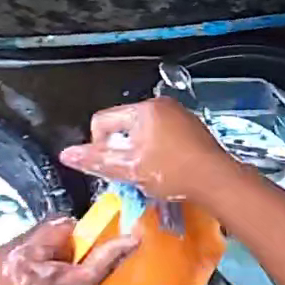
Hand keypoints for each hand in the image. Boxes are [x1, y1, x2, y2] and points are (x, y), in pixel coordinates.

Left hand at [0, 216, 138, 284]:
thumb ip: (106, 256)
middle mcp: (6, 248)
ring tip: (54, 280)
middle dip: (62, 246)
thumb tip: (133, 236)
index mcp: (25, 250)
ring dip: (48, 254)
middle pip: (45, 231)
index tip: (83, 258)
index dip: (78, 237)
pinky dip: (34, 263)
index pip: (61, 223)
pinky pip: (21, 253)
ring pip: (34, 241)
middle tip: (70, 271)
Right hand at [57, 98, 236, 201]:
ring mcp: (178, 114)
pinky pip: (162, 134)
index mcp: (144, 110)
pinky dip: (158, 150)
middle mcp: (161, 105)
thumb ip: (97, 160)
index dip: (99, 145)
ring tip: (150, 172)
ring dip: (140, 151)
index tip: (111, 166)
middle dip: (122, 149)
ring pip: (143, 131)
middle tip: (131, 172)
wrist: (217, 180)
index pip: (103, 121)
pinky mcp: (190, 126)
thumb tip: (68, 154)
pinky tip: (166, 168)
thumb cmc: (174, 173)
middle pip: (123, 125)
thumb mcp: (130, 169)